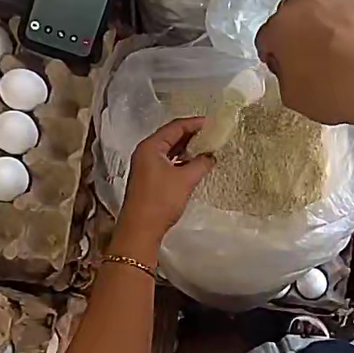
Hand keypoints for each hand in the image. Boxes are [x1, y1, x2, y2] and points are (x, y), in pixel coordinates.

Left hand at [116, 117, 214, 260]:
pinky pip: (167, 161)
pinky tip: (195, 163)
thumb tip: (211, 155)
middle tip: (212, 133)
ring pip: (169, 150)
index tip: (212, 123)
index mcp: (150, 146)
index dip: (194, 123)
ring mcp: (146, 165)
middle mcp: (146, 152)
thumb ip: (201, 163)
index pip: (175, 127)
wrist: (140, 229)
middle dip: (191, 134)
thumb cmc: (161, 200)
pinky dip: (181, 160)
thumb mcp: (185, 179)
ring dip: (187, 148)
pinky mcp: (149, 178)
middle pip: (171, 136)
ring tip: (207, 147)